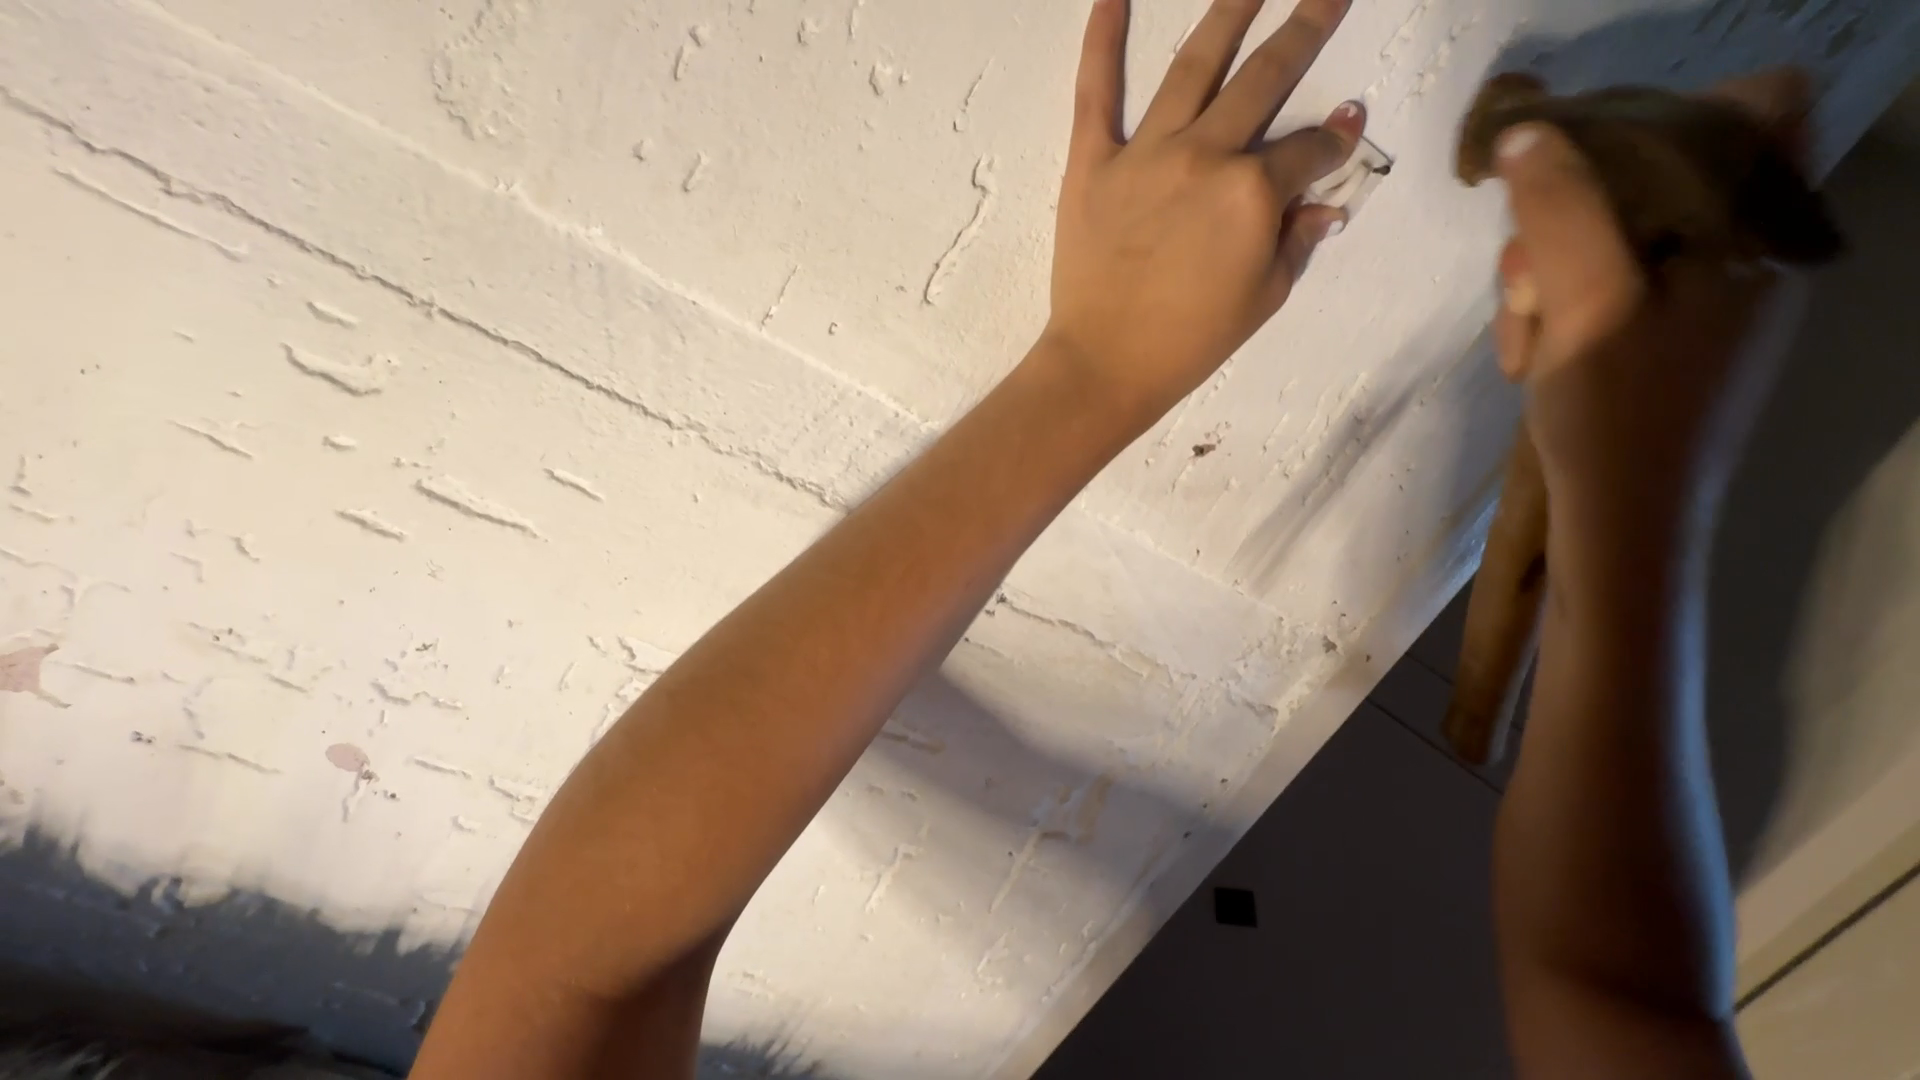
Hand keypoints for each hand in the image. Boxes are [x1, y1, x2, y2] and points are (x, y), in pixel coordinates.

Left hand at [1042, 0, 1361, 425]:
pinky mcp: (1091, 163)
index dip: (1333, 145)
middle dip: (1306, 29)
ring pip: (1193, 65)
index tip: (1342, 137)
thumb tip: (1324, 200)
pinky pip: (1096, 92)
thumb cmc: (1189, 343)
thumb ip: (1296, 240)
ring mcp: (1144, 154)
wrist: (1105, 365)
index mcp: (1253, 193)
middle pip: (1266, 79)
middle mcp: (1204, 155)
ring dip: (1230, 11)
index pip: (1309, 150)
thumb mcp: (1264, 298)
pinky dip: (1101, 41)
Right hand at [1491, 71, 1812, 522]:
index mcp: (1759, 227)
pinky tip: (1534, 358)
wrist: (1622, 518)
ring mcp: (1696, 295)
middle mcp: (1739, 249)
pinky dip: (1554, 312)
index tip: (1581, 161)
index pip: (1751, 107)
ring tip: (1529, 344)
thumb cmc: (1619, 411)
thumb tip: (1526, 135)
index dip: (1665, 114)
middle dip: (1568, 222)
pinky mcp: (1656, 333)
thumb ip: (1560, 210)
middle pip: (1651, 176)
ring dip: (1544, 281)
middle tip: (1533, 287)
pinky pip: (1598, 286)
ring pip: (1606, 236)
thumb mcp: (1586, 301)